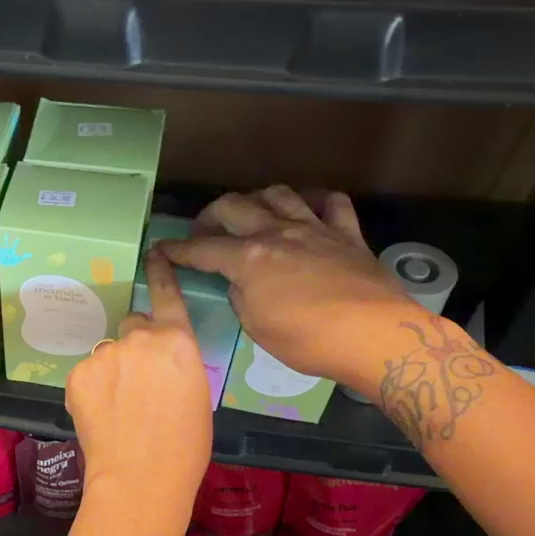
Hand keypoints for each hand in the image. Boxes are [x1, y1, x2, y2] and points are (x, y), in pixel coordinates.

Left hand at [65, 250, 211, 513]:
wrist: (141, 477)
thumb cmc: (185, 446)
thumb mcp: (197, 394)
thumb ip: (177, 364)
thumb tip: (161, 363)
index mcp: (176, 340)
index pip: (166, 294)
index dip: (159, 273)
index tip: (152, 254)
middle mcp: (138, 336)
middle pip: (134, 324)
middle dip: (136, 344)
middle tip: (139, 382)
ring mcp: (104, 354)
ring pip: (108, 352)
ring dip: (113, 369)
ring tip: (119, 408)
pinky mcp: (77, 374)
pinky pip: (87, 373)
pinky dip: (92, 389)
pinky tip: (101, 415)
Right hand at [159, 185, 432, 393]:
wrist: (373, 336)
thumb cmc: (308, 341)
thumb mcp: (257, 328)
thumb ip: (241, 297)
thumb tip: (239, 282)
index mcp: (248, 258)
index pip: (201, 249)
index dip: (176, 250)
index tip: (161, 250)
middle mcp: (277, 232)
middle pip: (233, 206)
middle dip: (209, 216)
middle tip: (203, 232)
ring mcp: (314, 228)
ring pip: (278, 193)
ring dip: (257, 200)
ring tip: (251, 215)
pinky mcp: (347, 234)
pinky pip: (331, 202)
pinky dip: (315, 201)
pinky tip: (307, 210)